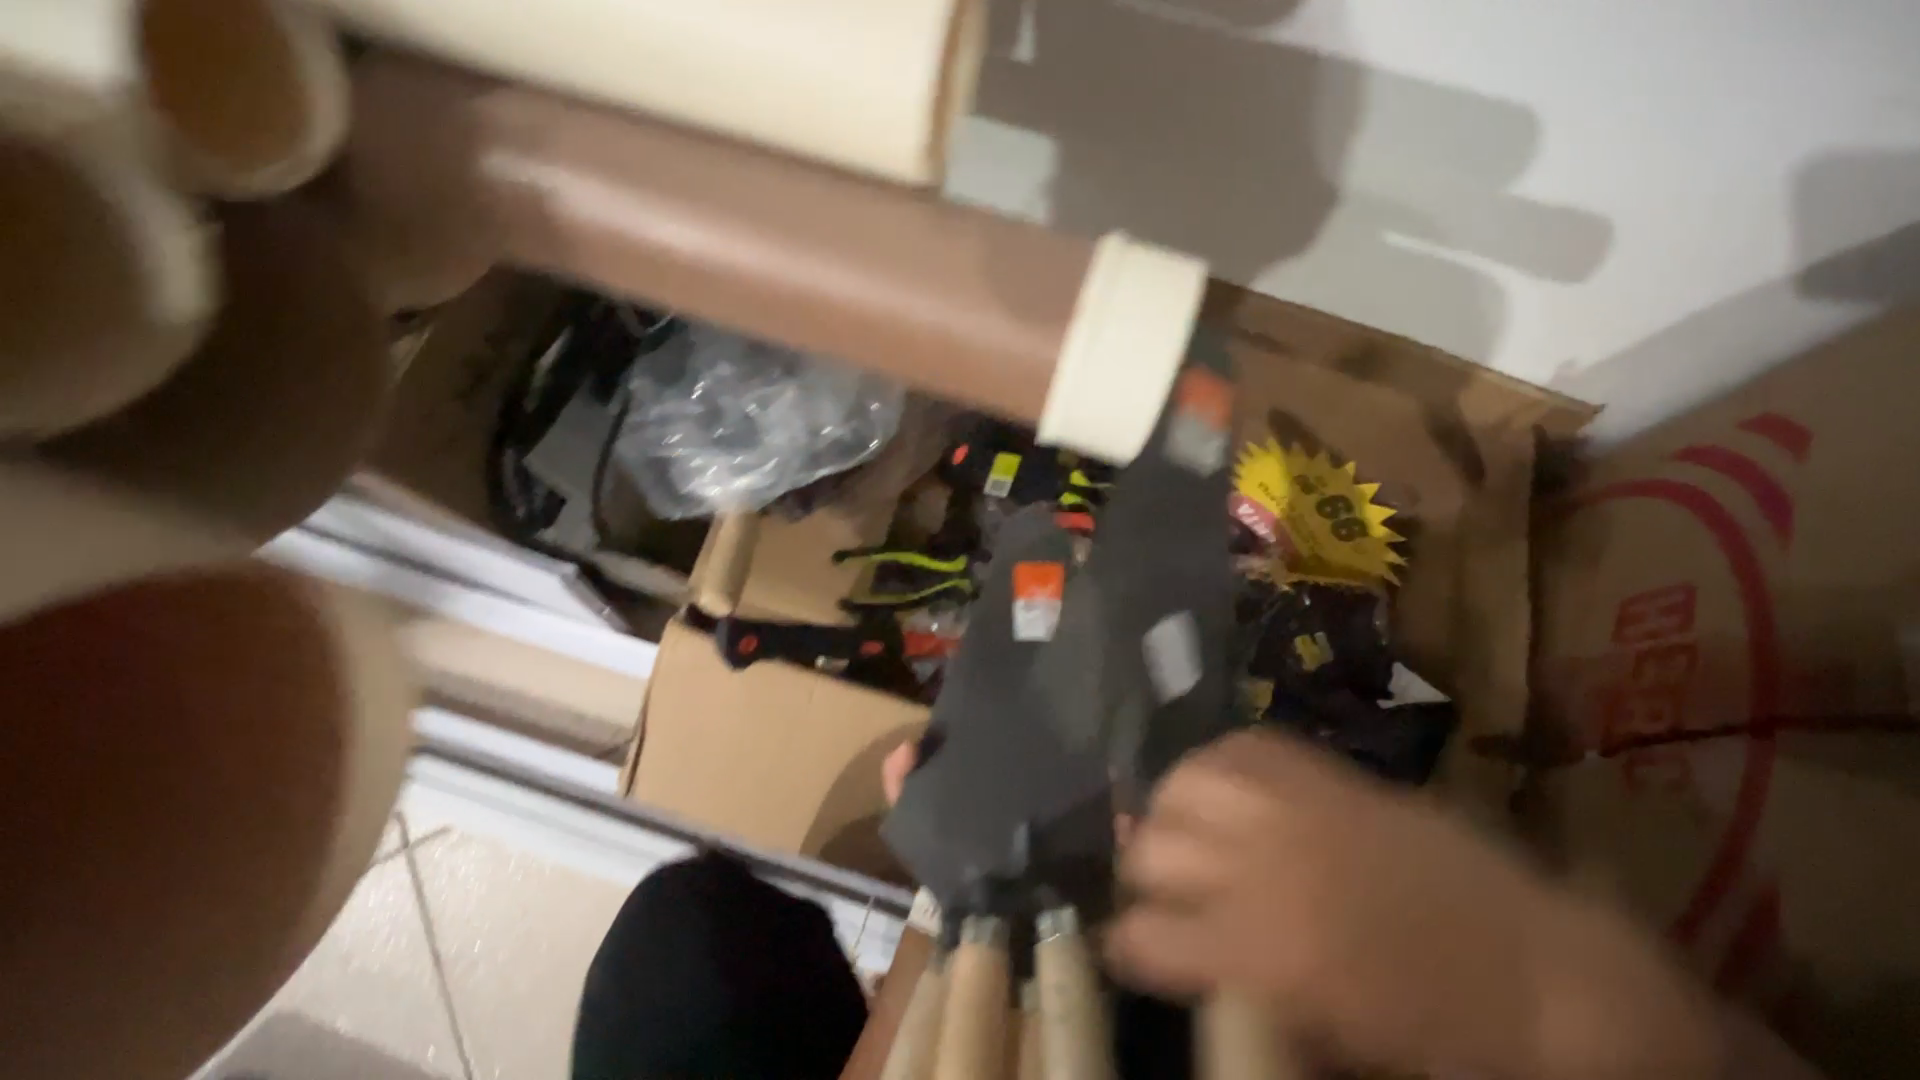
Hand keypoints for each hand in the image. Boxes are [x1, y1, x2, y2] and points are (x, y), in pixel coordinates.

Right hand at [1105, 730, 1727, 1079]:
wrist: (1546, 971)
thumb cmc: (1437, 1030)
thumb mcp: (1326, 1036)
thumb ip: (1238, 988)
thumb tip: (1181, 953)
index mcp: (1258, 951)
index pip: (1141, 934)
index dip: (1125, 942)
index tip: (1131, 944)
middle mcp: (1259, 868)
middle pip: (1147, 849)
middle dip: (1145, 876)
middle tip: (1167, 893)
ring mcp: (1294, 809)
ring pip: (1180, 784)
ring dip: (1172, 813)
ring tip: (1190, 833)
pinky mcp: (1328, 774)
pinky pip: (1241, 746)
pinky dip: (1219, 765)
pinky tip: (1228, 791)